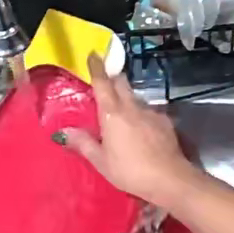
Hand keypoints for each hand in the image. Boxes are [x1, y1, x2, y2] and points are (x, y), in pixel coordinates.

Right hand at [56, 54, 203, 207]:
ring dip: (127, 99)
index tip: (94, 54)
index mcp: (113, 113)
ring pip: (135, 97)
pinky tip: (141, 130)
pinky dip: (141, 115)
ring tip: (122, 114)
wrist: (170, 178)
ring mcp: (151, 112)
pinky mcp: (165, 121)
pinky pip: (148, 111)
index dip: (97, 67)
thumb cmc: (130, 171)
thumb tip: (63, 132)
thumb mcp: (101, 162)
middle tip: (105, 82)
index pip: (103, 83)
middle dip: (113, 79)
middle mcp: (132, 106)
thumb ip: (83, 143)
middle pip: (121, 83)